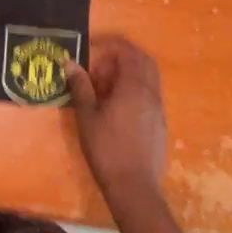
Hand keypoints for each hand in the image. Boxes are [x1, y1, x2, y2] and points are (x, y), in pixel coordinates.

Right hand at [67, 35, 168, 196]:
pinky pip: (150, 96)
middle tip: (102, 66)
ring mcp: (159, 109)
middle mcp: (151, 93)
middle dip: (124, 57)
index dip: (112, 46)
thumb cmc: (106, 148)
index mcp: (134, 87)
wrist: (134, 186)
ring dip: (130, 74)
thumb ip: (81, 87)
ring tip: (107, 87)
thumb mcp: (87, 116)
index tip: (93, 50)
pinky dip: (136, 90)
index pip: (129, 52)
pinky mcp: (160, 124)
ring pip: (150, 79)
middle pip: (144, 61)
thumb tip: (71, 63)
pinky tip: (118, 108)